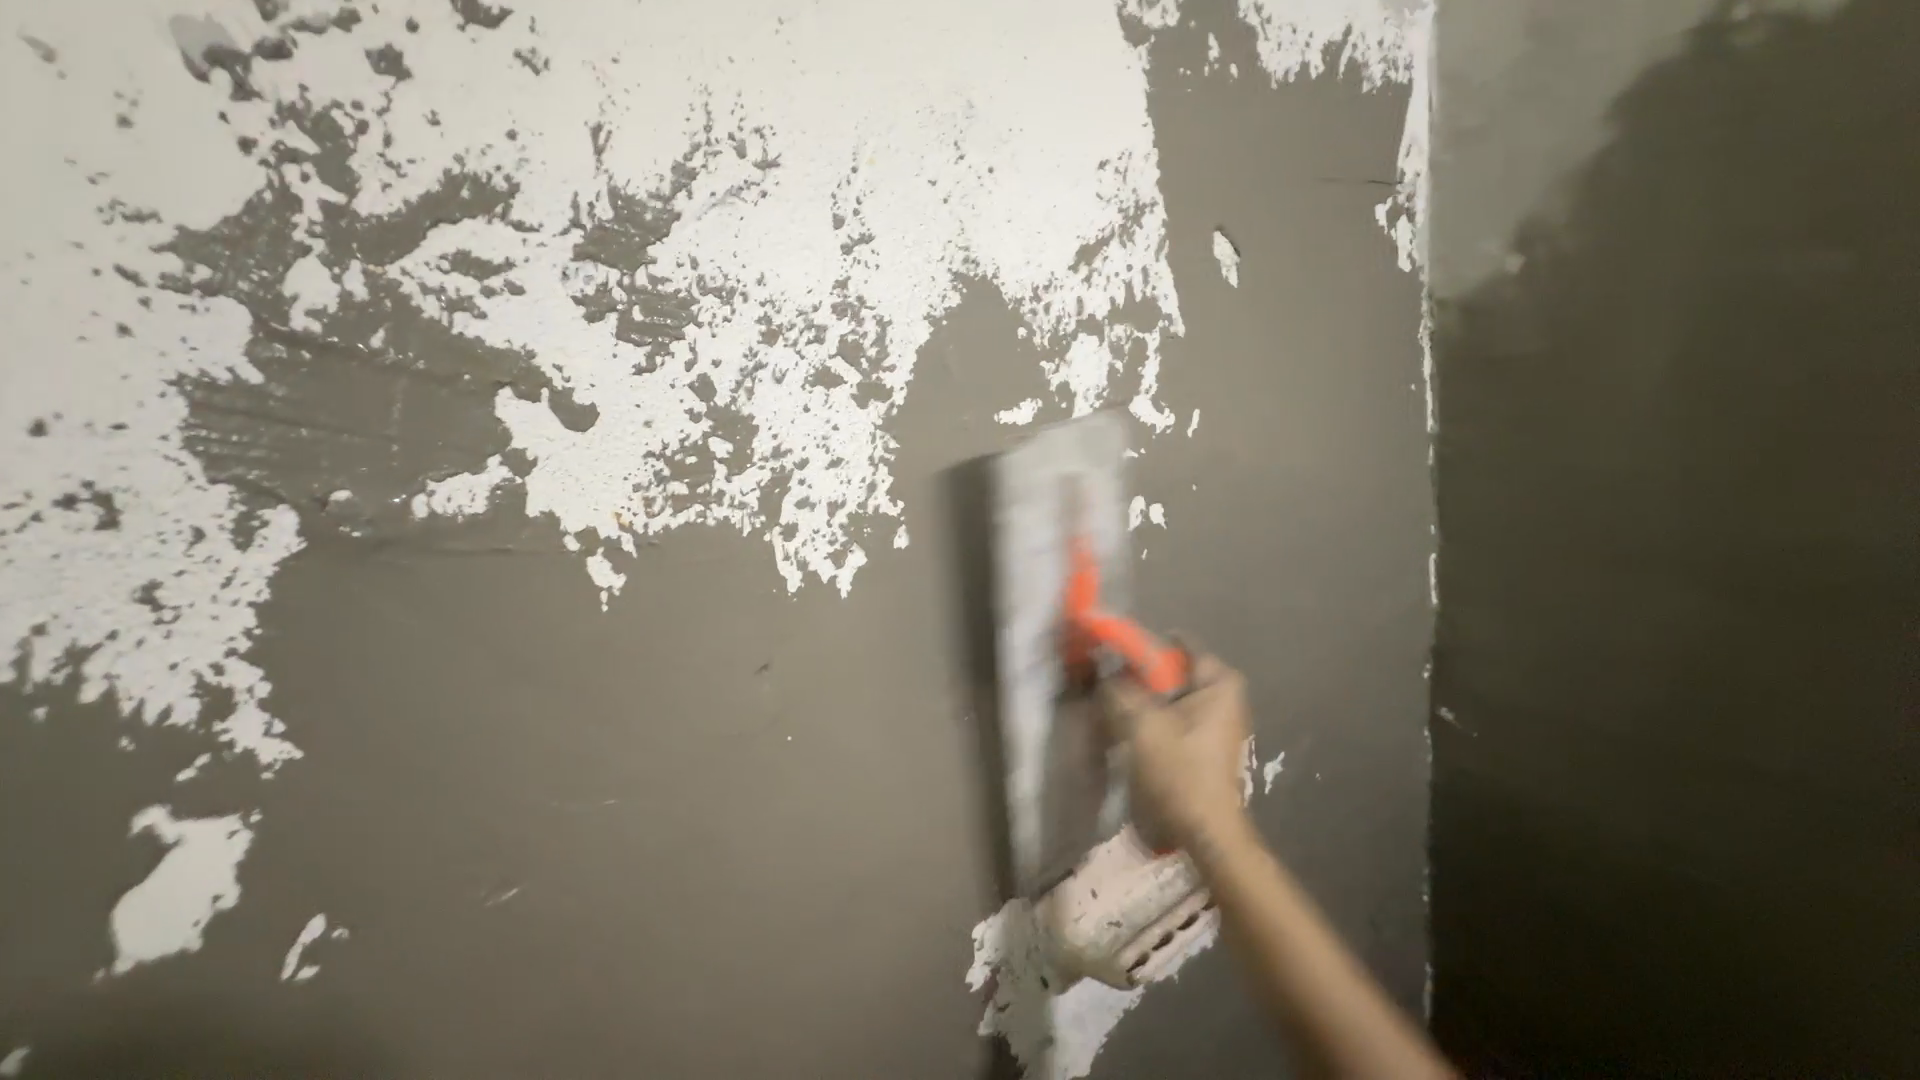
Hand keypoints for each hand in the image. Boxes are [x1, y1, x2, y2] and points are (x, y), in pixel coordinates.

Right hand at [1097, 650, 1250, 850]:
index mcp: (1220, 683)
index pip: (1178, 643)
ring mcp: (1217, 722)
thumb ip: (1120, 690)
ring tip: (1113, 709)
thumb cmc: (1180, 772)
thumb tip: (1105, 670)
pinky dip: (1152, 720)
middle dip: (1140, 676)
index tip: (1113, 652)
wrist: (1205, 832)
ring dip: (1142, 701)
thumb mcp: (1142, 725)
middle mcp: (1225, 697)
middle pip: (1173, 672)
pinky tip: (1129, 733)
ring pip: (1170, 697)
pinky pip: (1173, 719)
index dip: (1143, 645)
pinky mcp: (1205, 745)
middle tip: (1108, 682)